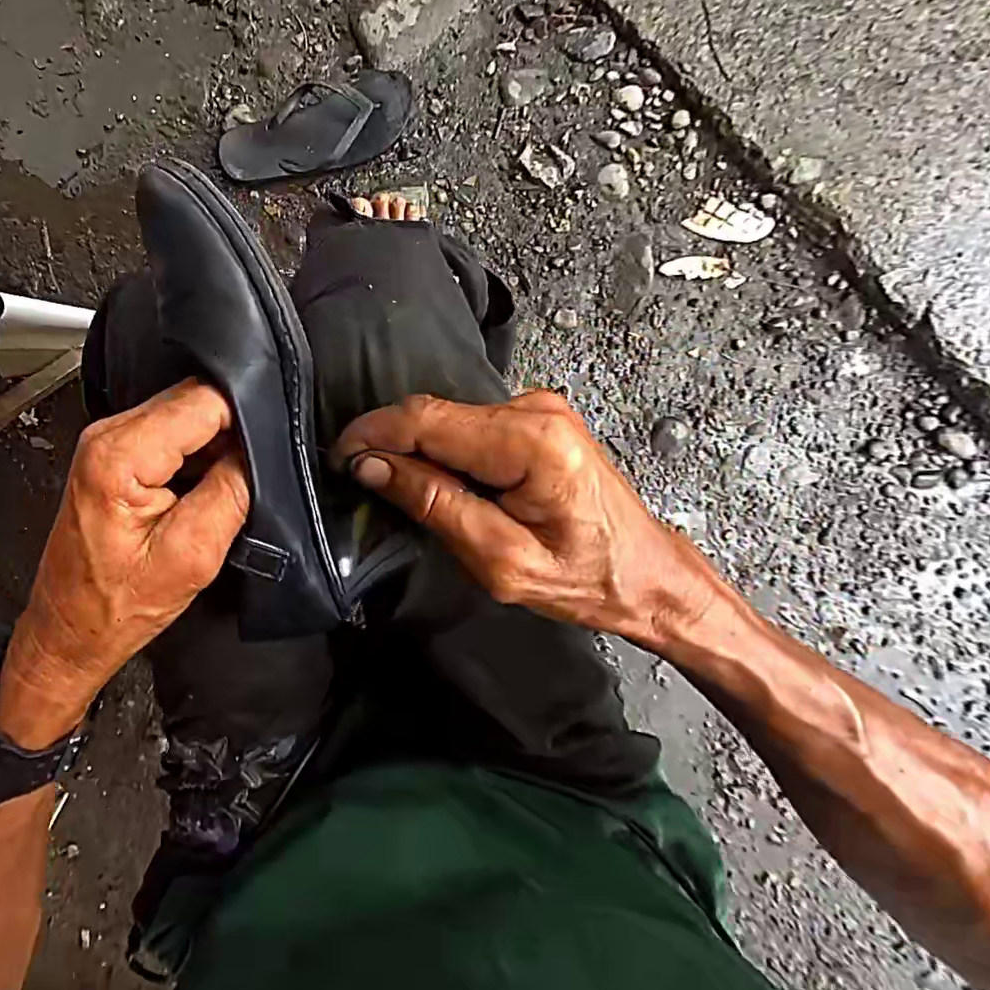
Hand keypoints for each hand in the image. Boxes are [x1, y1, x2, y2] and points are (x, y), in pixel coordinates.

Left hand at [0, 380, 249, 746]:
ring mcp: (107, 443)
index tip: (255, 456)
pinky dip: (193, 456)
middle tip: (235, 482)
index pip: (204, 399)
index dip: (244, 420)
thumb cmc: (112, 606)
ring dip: (211, 446)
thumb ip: (232, 492)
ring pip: (184, 414)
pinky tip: (192, 492)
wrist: (71, 627)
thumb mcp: (192, 556)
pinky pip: (169, 435)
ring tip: (208, 495)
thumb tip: (257, 451)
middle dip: (228, 432)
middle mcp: (106, 437)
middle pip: (192, 399)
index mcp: (119, 455)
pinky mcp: (113, 455)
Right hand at [331, 391, 709, 644]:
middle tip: (356, 477)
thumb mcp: (500, 559)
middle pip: (433, 413)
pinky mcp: (533, 419)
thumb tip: (374, 466)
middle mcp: (535, 410)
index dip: (372, 434)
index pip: (427, 420)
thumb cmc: (587, 579)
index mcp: (531, 443)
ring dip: (410, 449)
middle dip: (386, 442)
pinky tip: (430, 480)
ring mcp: (536, 409)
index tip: (339, 459)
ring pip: (444, 418)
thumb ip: (434, 505)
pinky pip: (464, 425)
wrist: (650, 576)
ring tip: (391, 487)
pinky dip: (436, 449)